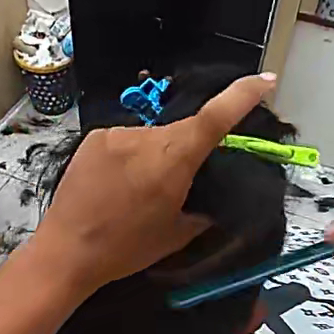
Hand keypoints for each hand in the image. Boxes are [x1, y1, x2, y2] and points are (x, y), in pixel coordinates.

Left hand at [25, 73, 274, 293]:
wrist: (67, 252)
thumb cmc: (124, 249)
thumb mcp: (176, 235)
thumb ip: (203, 213)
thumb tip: (213, 204)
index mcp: (172, 161)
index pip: (216, 118)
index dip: (243, 95)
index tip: (265, 81)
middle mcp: (145, 138)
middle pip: (183, 132)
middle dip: (188, 154)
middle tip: (177, 189)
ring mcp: (116, 134)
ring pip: (153, 139)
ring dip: (156, 158)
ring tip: (138, 195)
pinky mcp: (94, 138)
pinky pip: (126, 141)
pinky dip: (132, 158)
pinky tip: (118, 186)